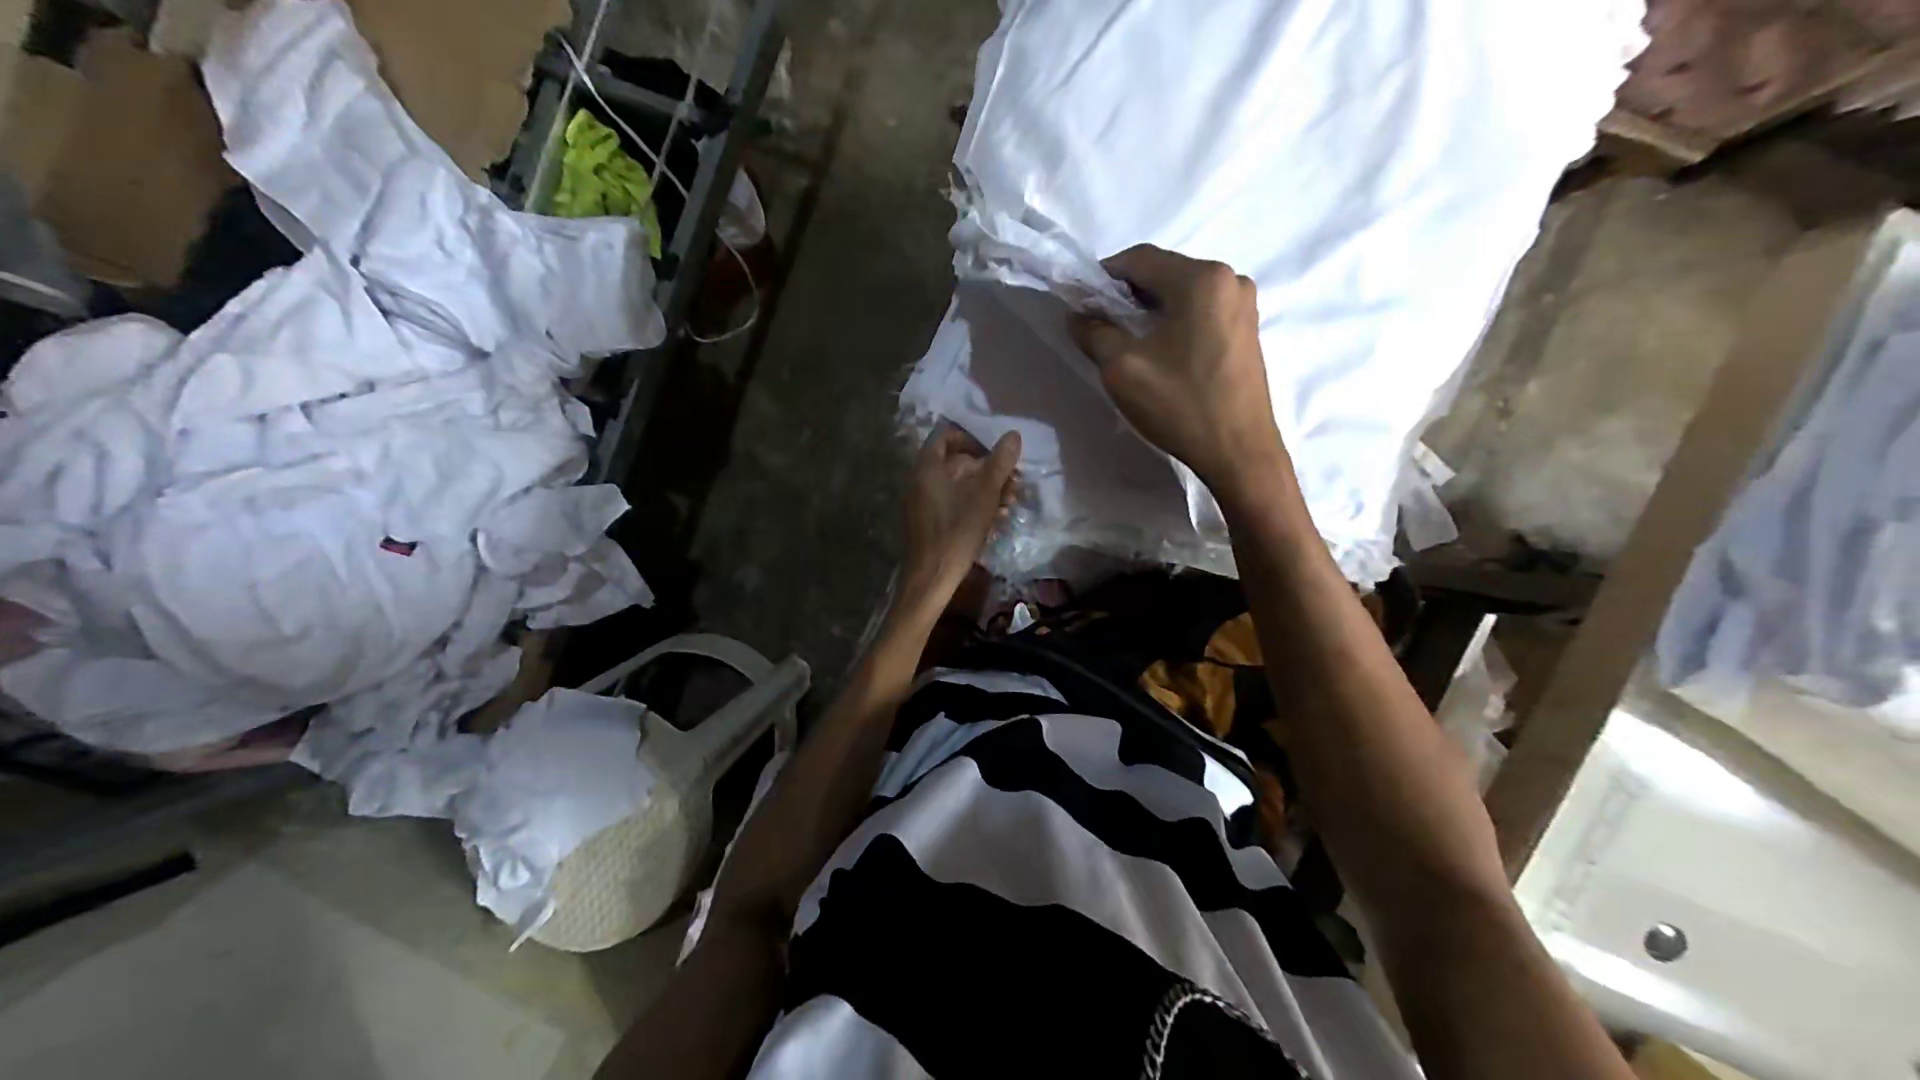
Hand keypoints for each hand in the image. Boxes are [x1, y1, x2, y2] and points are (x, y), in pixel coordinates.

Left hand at [901, 425, 1020, 609]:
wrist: (932, 576)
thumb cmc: (957, 530)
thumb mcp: (984, 494)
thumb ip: (999, 462)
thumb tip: (1013, 435)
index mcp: (927, 468)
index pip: (946, 436)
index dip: (971, 438)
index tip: (994, 449)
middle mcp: (920, 481)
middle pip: (956, 463)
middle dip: (987, 469)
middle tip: (1012, 480)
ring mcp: (923, 503)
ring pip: (958, 485)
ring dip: (986, 489)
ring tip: (1010, 501)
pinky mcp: (929, 522)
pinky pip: (953, 503)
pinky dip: (974, 505)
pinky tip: (996, 518)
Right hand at [1068, 245, 1287, 499]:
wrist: (1238, 452)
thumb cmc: (1180, 404)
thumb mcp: (1122, 368)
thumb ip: (1094, 332)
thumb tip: (1078, 315)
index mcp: (1201, 278)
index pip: (1140, 259)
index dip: (1103, 275)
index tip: (1080, 301)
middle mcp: (1230, 279)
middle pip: (1164, 271)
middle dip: (1127, 292)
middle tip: (1099, 322)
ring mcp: (1244, 304)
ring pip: (1183, 291)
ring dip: (1150, 306)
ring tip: (1126, 338)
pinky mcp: (1247, 328)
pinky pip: (1201, 309)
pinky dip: (1174, 319)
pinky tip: (1158, 347)